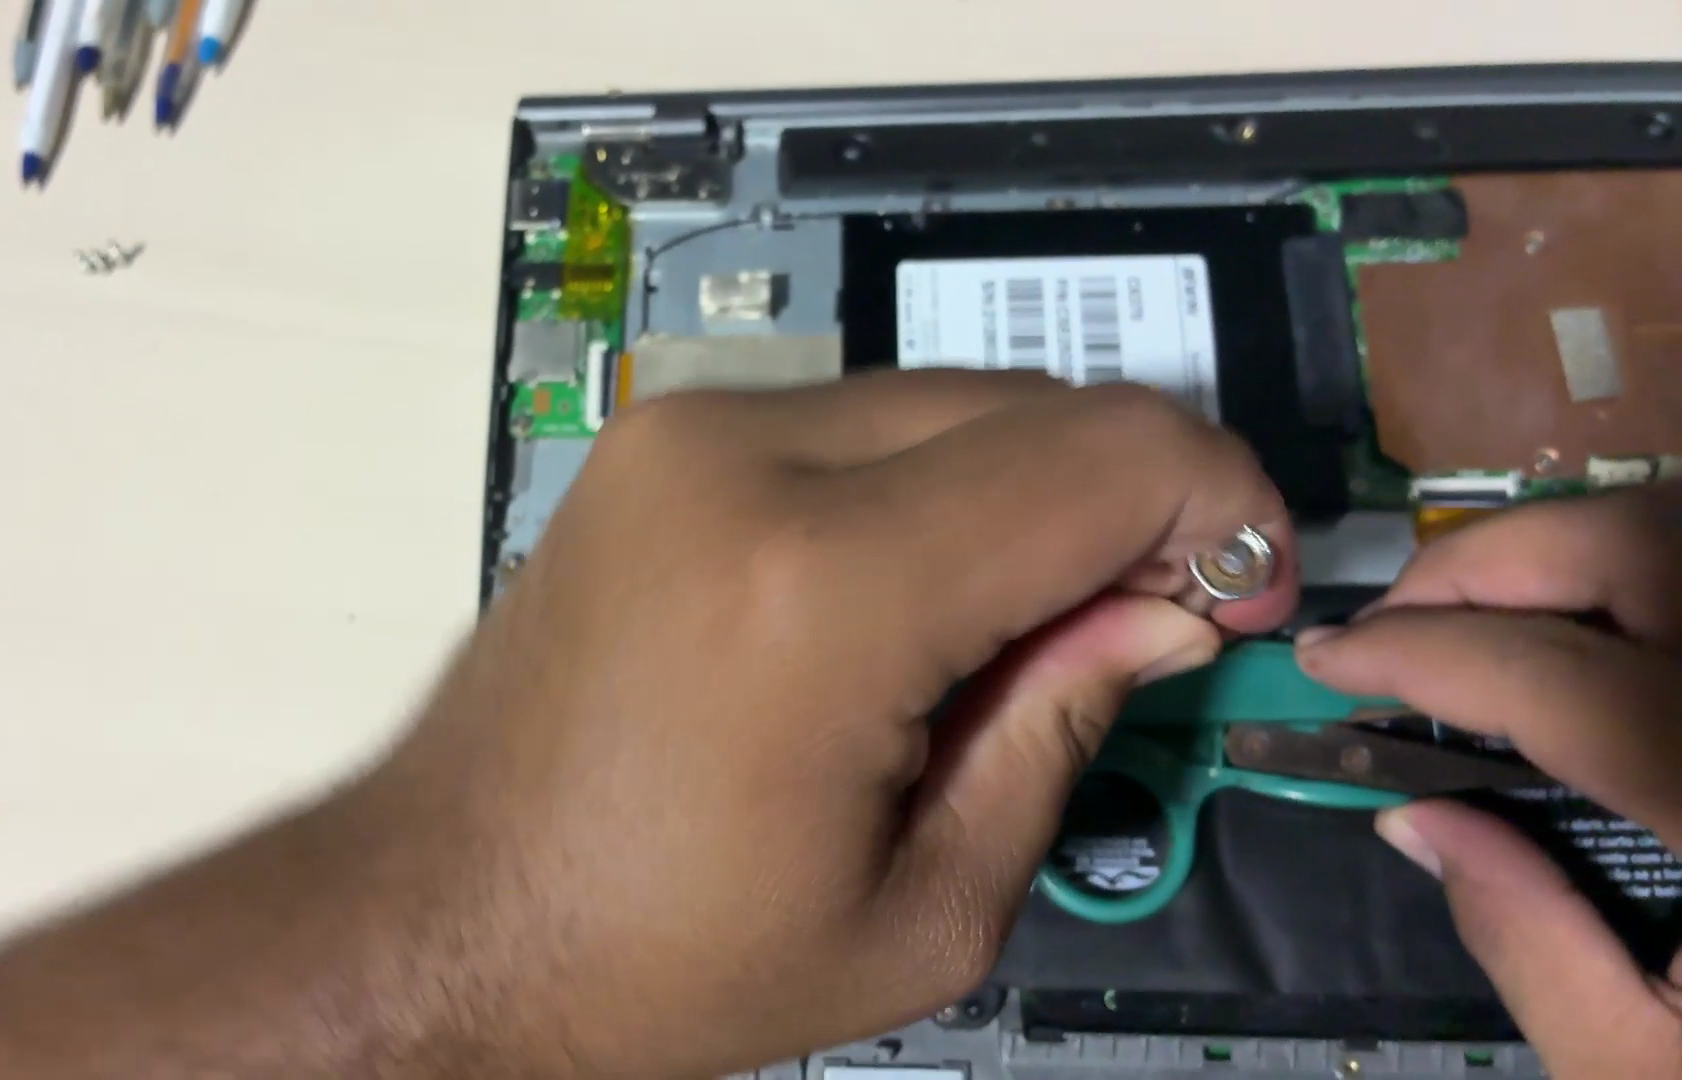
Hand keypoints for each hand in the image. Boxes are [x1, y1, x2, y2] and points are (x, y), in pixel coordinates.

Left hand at [379, 371, 1295, 1078]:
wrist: (448, 900)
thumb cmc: (659, 948)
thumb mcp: (917, 907)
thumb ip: (1062, 728)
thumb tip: (1164, 609)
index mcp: (821, 590)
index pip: (1104, 454)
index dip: (1215, 504)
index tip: (1234, 591)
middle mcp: (744, 462)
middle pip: (1026, 405)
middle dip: (1119, 497)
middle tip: (1126, 617)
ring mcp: (687, 433)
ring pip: (940, 402)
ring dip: (1015, 490)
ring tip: (994, 622)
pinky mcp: (657, 443)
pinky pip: (848, 423)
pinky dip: (920, 482)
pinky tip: (901, 585)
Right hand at [1296, 485, 1681, 1078]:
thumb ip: (1526, 936)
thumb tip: (1409, 820)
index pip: (1542, 672)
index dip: (1405, 651)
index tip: (1321, 661)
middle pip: (1642, 547)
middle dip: (1475, 566)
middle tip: (1394, 623)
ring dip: (1562, 553)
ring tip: (1479, 615)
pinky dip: (1645, 571)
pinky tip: (1595, 628)